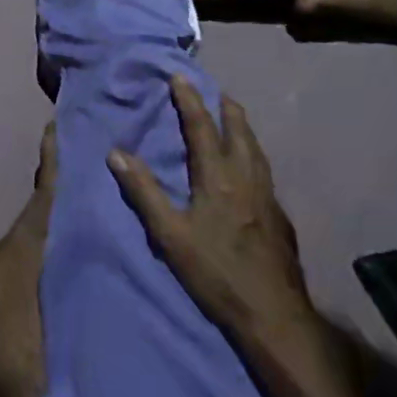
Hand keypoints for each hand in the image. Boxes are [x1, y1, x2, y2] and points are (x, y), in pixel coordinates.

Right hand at [109, 79, 356, 396]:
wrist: (276, 319)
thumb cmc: (216, 272)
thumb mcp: (169, 233)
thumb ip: (143, 191)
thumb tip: (116, 152)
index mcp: (219, 181)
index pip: (203, 131)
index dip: (190, 102)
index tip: (180, 77)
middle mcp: (248, 183)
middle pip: (241, 137)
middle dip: (228, 111)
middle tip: (218, 92)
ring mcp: (269, 203)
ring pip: (258, 155)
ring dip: (244, 132)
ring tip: (235, 119)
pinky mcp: (280, 222)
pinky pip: (265, 174)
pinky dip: (253, 156)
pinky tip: (249, 168)